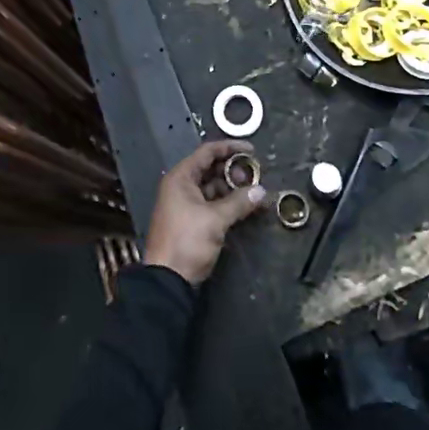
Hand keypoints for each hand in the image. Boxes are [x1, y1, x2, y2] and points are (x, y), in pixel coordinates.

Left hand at [144, 140, 266, 285]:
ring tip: (253, 194)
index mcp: (181, 178)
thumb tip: (261, 191)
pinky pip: (211, 203)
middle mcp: (181, 186)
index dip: (230, 148)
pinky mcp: (190, 221)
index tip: (252, 151)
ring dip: (233, 189)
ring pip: (212, 187)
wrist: (166, 281)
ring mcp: (184, 204)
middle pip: (211, 169)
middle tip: (254, 177)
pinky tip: (244, 208)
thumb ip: (239, 202)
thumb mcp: (216, 219)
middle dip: (234, 171)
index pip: (208, 152)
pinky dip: (227, 203)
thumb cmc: (187, 241)